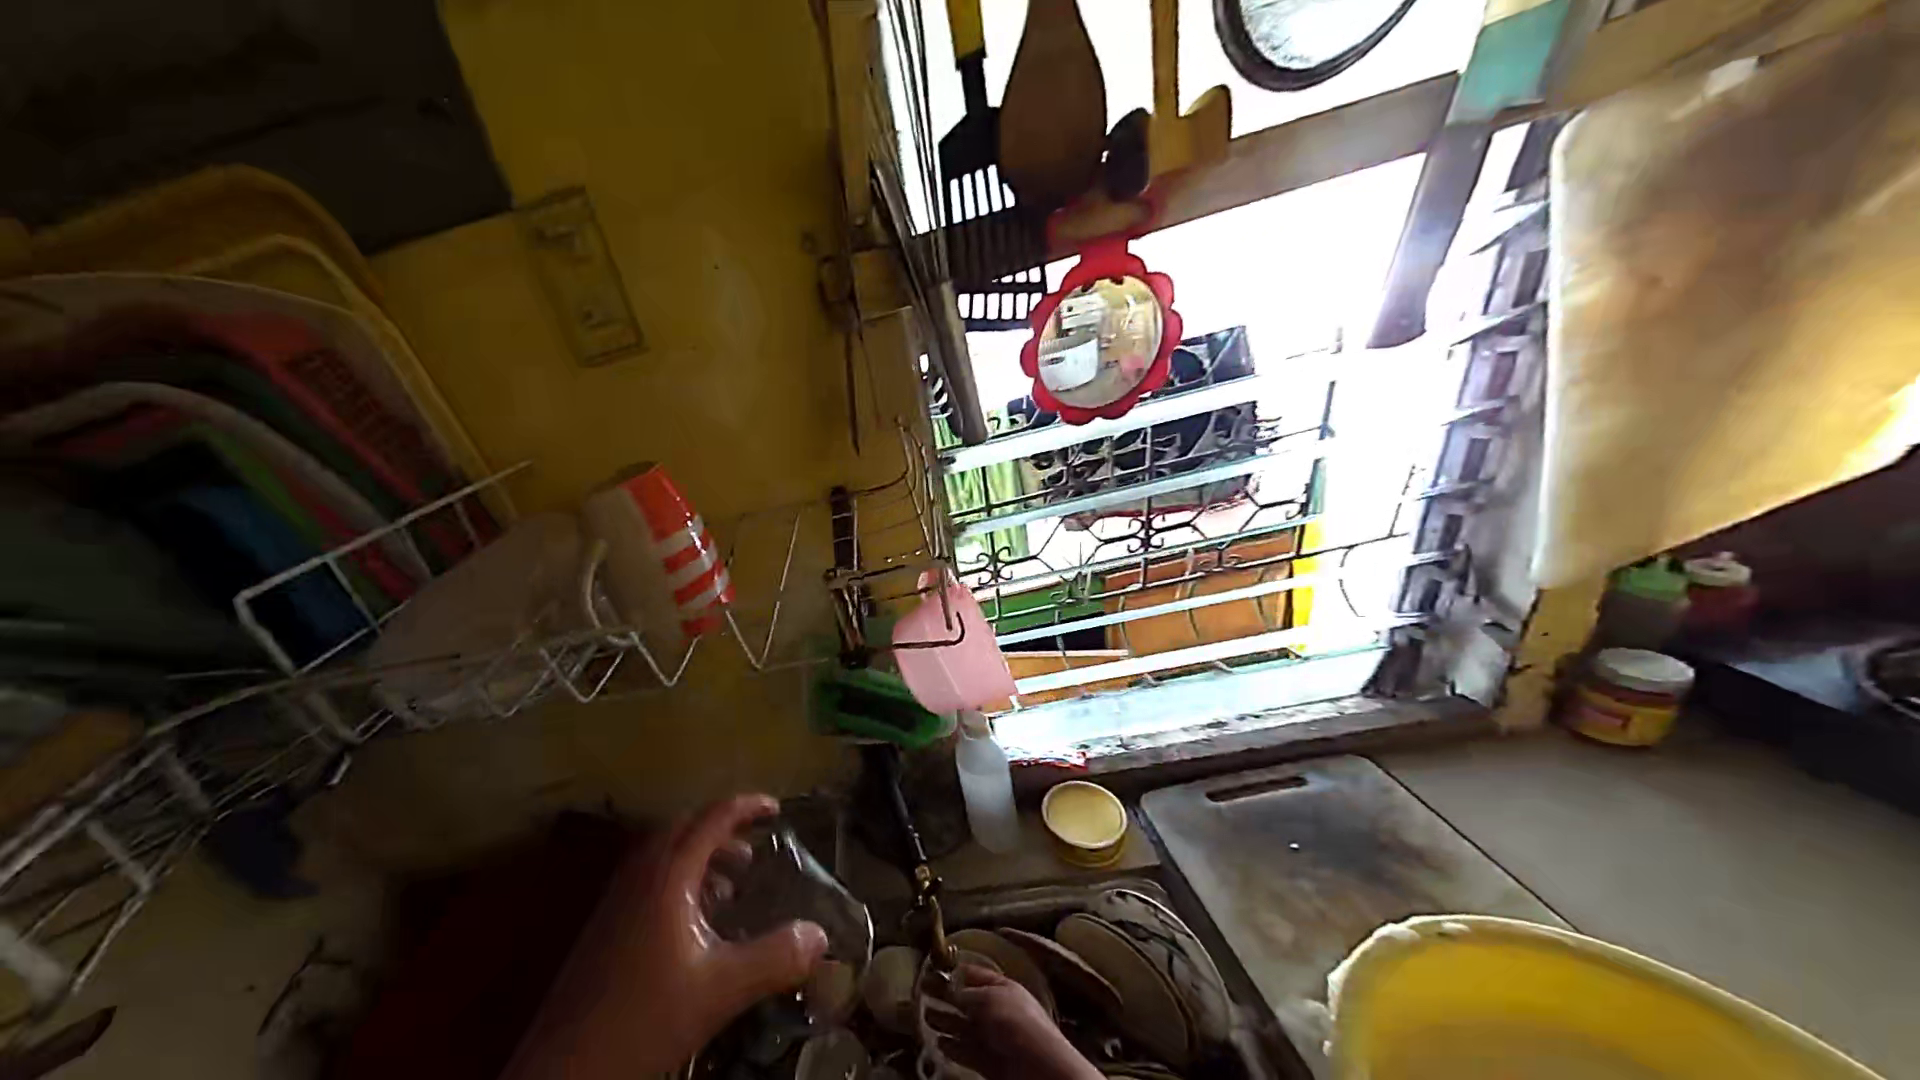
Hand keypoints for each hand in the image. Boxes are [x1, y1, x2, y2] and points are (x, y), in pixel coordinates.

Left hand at [502, 795, 828, 1079]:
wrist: (562, 1075)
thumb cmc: (644, 1019)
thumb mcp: (721, 990)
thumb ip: (775, 958)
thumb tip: (821, 934)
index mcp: (667, 877)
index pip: (712, 819)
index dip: (747, 807)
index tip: (777, 810)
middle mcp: (639, 877)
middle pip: (684, 828)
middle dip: (724, 827)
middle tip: (757, 844)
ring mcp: (616, 902)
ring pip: (664, 854)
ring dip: (702, 854)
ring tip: (734, 882)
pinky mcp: (605, 929)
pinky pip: (649, 879)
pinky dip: (681, 878)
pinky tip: (697, 920)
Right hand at [928, 964, 1103, 1079]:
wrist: (1038, 1067)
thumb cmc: (1015, 1022)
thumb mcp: (989, 1000)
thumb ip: (966, 995)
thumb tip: (949, 988)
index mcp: (1002, 987)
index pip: (975, 974)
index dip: (956, 972)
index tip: (933, 970)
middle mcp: (996, 1009)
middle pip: (967, 1001)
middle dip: (945, 997)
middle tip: (921, 993)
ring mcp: (993, 1037)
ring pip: (964, 1027)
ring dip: (945, 1022)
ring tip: (923, 1017)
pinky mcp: (988, 1062)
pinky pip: (967, 1051)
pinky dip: (953, 1047)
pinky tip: (938, 1043)